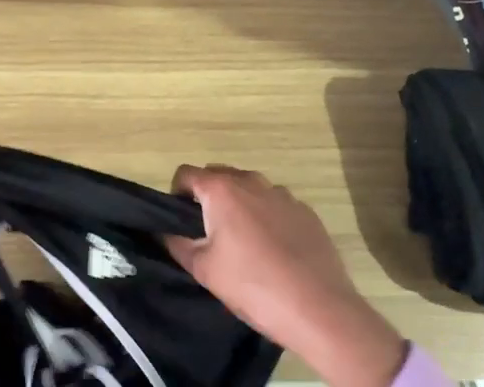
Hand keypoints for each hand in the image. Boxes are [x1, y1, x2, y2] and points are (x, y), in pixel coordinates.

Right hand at [164, 165, 405, 386]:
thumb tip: (163, 231)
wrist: (320, 311)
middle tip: (209, 233)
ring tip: (244, 242)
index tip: (180, 220)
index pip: (186, 173)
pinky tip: (274, 251)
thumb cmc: (254, 286)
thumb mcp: (204, 270)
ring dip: (240, 205)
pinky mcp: (307, 213)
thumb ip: (177, 244)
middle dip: (208, 196)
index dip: (176, 193)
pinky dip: (268, 217)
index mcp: (222, 190)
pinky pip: (276, 205)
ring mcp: (284, 195)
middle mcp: (252, 181)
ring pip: (250, 189)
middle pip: (219, 176)